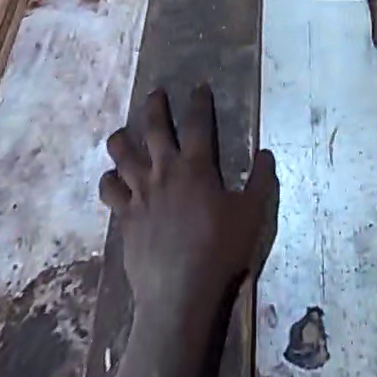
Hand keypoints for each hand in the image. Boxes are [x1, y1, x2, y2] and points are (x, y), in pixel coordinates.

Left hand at [101, 85, 278, 318]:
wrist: (181, 290)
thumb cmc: (221, 250)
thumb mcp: (252, 214)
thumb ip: (260, 181)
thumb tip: (266, 153)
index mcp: (196, 167)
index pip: (198, 124)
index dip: (199, 102)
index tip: (198, 87)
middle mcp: (164, 171)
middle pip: (154, 128)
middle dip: (155, 106)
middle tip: (155, 93)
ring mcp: (140, 192)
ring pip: (122, 154)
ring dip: (122, 139)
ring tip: (122, 133)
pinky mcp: (124, 215)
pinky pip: (110, 190)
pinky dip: (109, 181)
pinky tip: (112, 180)